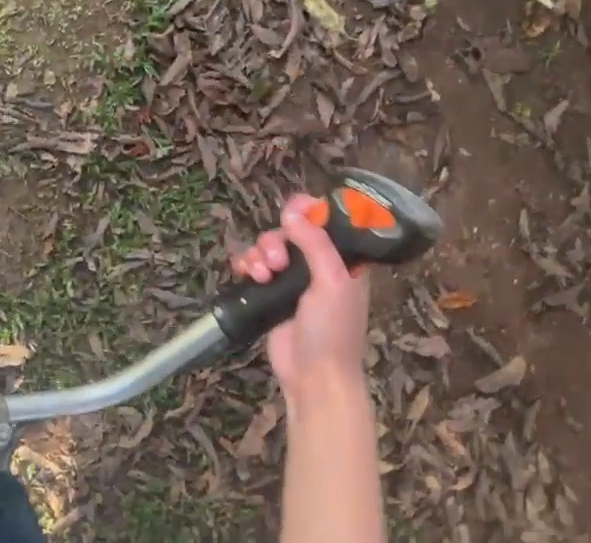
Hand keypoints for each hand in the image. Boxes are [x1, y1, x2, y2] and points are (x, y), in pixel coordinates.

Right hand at [230, 194, 368, 400]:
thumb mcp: (332, 283)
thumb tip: (293, 212)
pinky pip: (253, 265)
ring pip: (268, 247)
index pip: (326, 223)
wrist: (313, 376)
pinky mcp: (271, 293)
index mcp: (343, 262)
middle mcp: (318, 266)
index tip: (291, 213)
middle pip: (289, 232)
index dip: (309, 212)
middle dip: (276, 240)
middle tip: (275, 261)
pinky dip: (247, 264)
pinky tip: (247, 275)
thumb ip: (315, 244)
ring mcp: (293, 281)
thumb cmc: (332, 331)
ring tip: (261, 275)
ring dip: (259, 254)